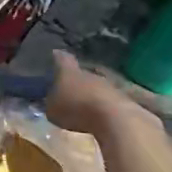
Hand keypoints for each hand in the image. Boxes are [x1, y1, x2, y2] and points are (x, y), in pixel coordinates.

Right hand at [44, 50, 160, 135]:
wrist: (112, 117)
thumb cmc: (75, 109)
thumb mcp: (52, 109)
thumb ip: (51, 102)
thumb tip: (52, 99)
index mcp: (68, 71)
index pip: (62, 59)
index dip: (57, 58)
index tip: (54, 54)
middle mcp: (88, 73)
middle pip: (79, 73)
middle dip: (73, 82)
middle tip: (65, 91)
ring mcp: (106, 84)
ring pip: (93, 86)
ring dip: (87, 94)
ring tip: (80, 107)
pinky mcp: (120, 97)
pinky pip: (104, 99)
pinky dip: (99, 105)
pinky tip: (94, 116)